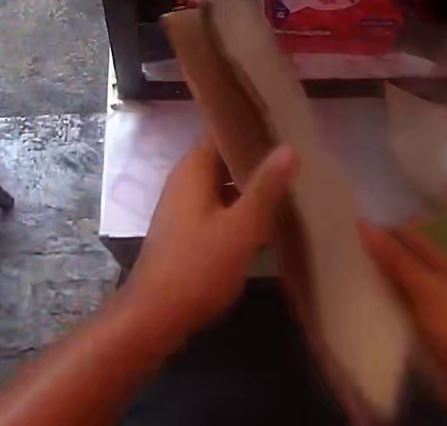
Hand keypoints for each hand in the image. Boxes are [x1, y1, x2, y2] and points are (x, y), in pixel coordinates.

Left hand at [126, 140, 296, 338]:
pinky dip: (237, 206)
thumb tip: (289, 148)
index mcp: (194, 166)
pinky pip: (216, 204)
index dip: (253, 127)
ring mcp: (181, 204)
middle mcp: (185, 178)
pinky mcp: (183, 229)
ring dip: (248, 185)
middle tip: (294, 157)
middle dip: (256, 157)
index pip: (225, 130)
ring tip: (286, 186)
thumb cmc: (198, 267)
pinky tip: (263, 221)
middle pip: (225, 157)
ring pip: (222, 183)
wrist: (152, 320)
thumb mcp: (242, 227)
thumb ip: (266, 187)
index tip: (285, 127)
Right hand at [361, 223, 446, 425]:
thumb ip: (396, 257)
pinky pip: (402, 302)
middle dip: (379, 254)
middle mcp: (443, 268)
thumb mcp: (427, 288)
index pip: (408, 229)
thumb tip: (363, 223)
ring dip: (381, 279)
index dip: (382, 231)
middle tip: (346, 258)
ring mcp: (436, 296)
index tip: (350, 237)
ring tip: (350, 278)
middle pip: (404, 252)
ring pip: (401, 277)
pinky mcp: (429, 321)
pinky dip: (386, 301)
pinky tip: (367, 303)